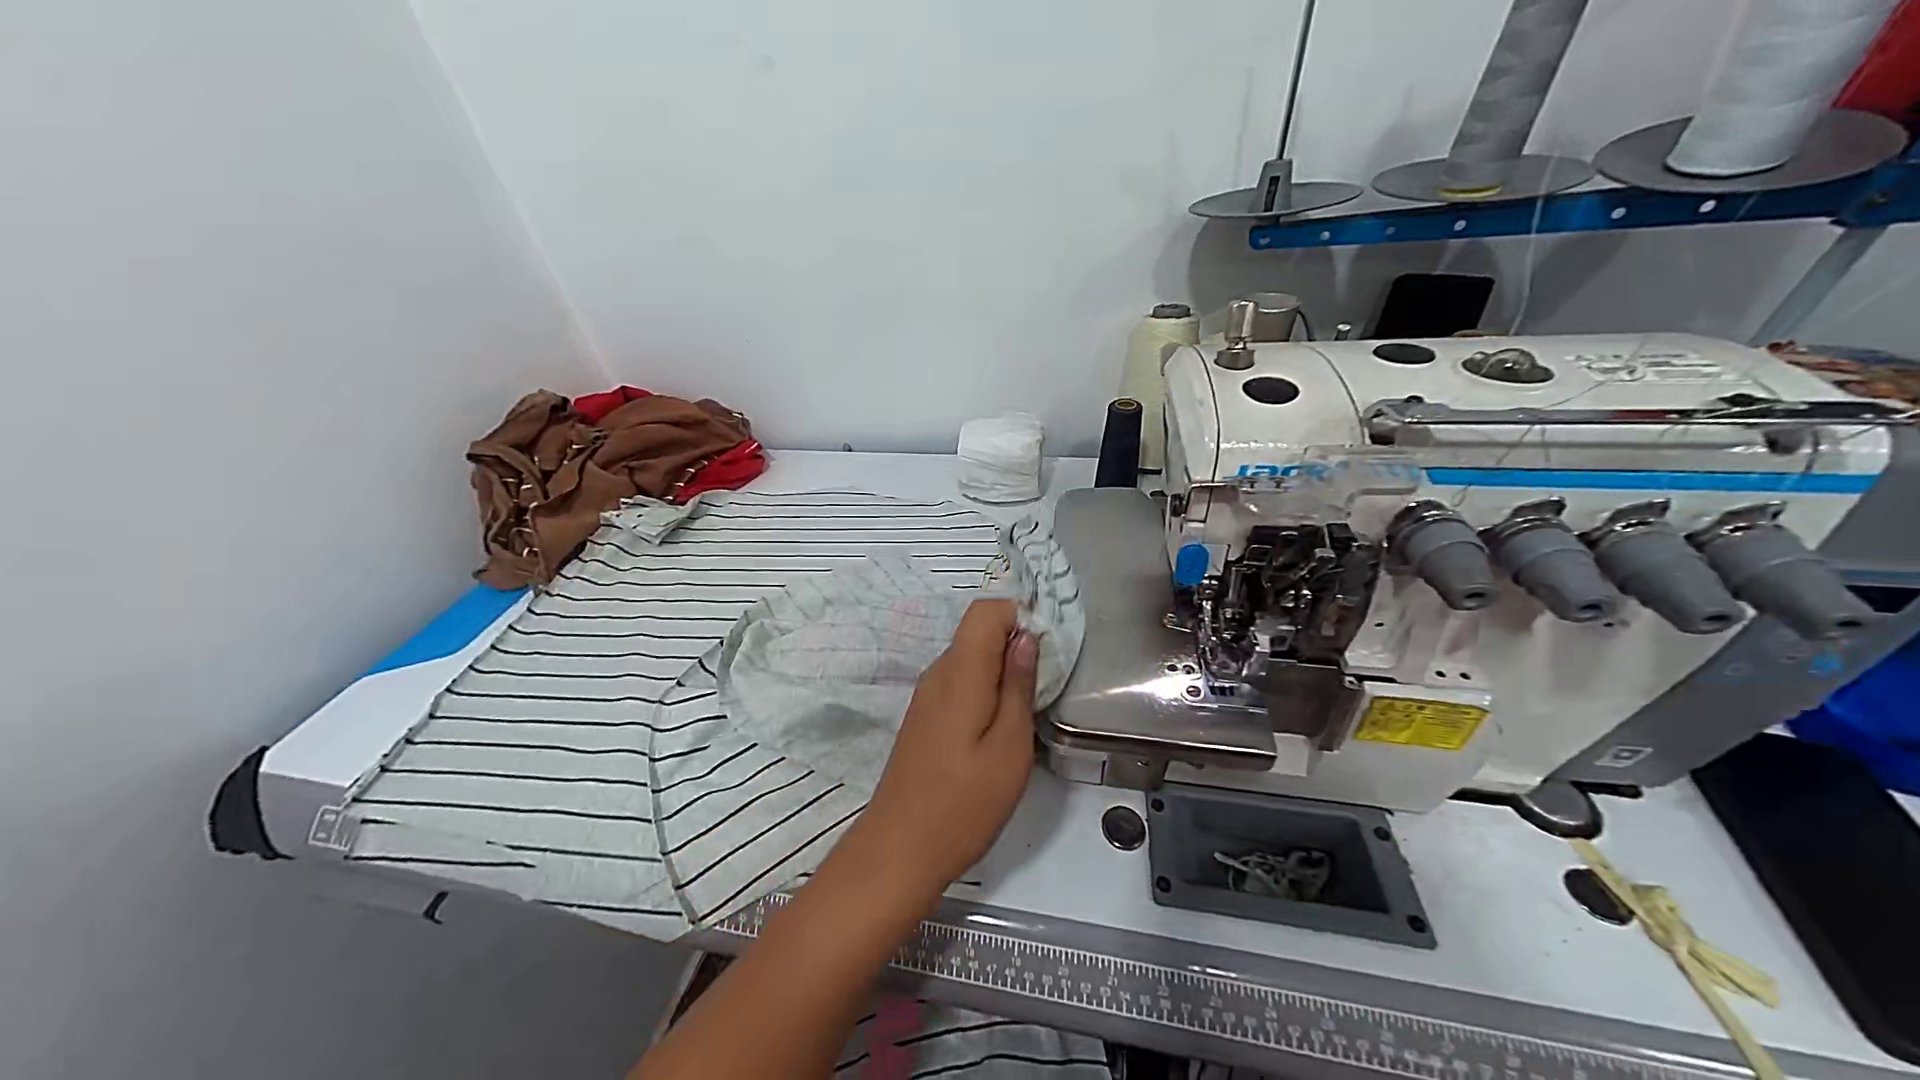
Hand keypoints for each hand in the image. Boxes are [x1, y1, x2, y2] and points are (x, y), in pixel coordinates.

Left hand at [840, 599, 1038, 897]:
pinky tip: (999, 728)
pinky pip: (959, 683)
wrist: (901, 849)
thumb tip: (1027, 638)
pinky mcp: (924, 718)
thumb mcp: (1010, 746)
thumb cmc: (964, 802)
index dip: (1020, 616)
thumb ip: (1018, 686)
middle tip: (1047, 684)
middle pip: (978, 632)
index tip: (1048, 649)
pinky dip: (985, 689)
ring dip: (1002, 670)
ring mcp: (926, 696)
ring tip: (1028, 710)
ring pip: (970, 659)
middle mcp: (937, 674)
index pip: (986, 610)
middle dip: (1016, 644)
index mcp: (959, 671)